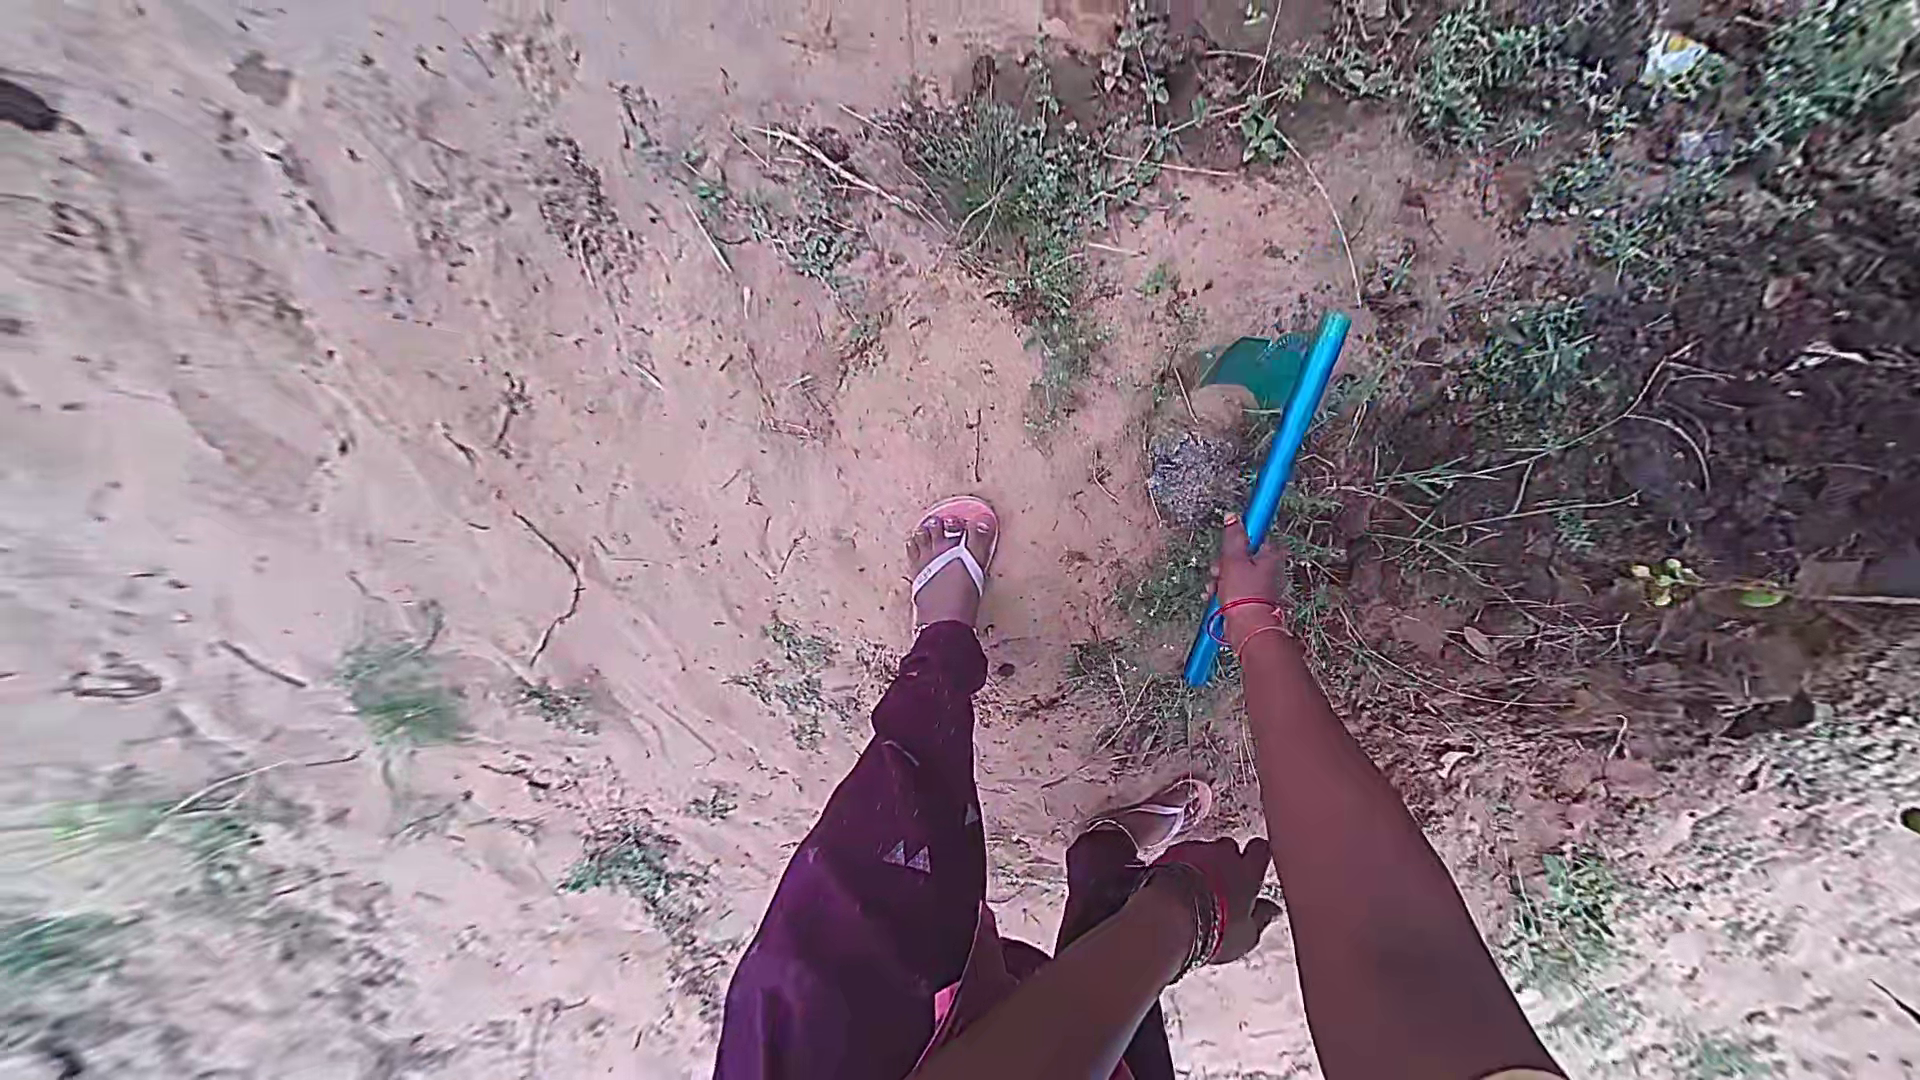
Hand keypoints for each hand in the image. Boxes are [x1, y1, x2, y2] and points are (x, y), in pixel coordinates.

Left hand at [1158, 836, 1281, 964]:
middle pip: (1229, 847)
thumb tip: (1271, 910)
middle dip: (1228, 860)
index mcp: (1247, 871)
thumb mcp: (1247, 934)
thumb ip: (1261, 916)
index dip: (1259, 854)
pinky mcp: (1171, 850)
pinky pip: (1182, 853)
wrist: (1170, 912)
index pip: (1260, 849)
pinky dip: (1183, 864)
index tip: (1257, 863)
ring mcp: (1195, 849)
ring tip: (1200, 890)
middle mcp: (1222, 854)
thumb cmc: (1212, 926)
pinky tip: (1181, 885)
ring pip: (1204, 849)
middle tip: (1226, 885)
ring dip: (1204, 863)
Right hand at [1211, 513, 1285, 606]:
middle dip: (1223, 563)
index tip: (1228, 547)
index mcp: (1269, 556)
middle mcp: (1267, 569)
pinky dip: (1221, 590)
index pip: (1253, 537)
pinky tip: (1214, 596)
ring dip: (1219, 579)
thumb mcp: (1233, 559)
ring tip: (1216, 587)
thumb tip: (1233, 516)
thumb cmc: (1244, 593)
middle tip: (1219, 570)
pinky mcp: (1249, 598)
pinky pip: (1231, 588)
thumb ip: (1233, 537)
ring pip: (1233, 573)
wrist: (1247, 625)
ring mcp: (1259, 585)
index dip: (1237, 540)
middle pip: (1240, 556)